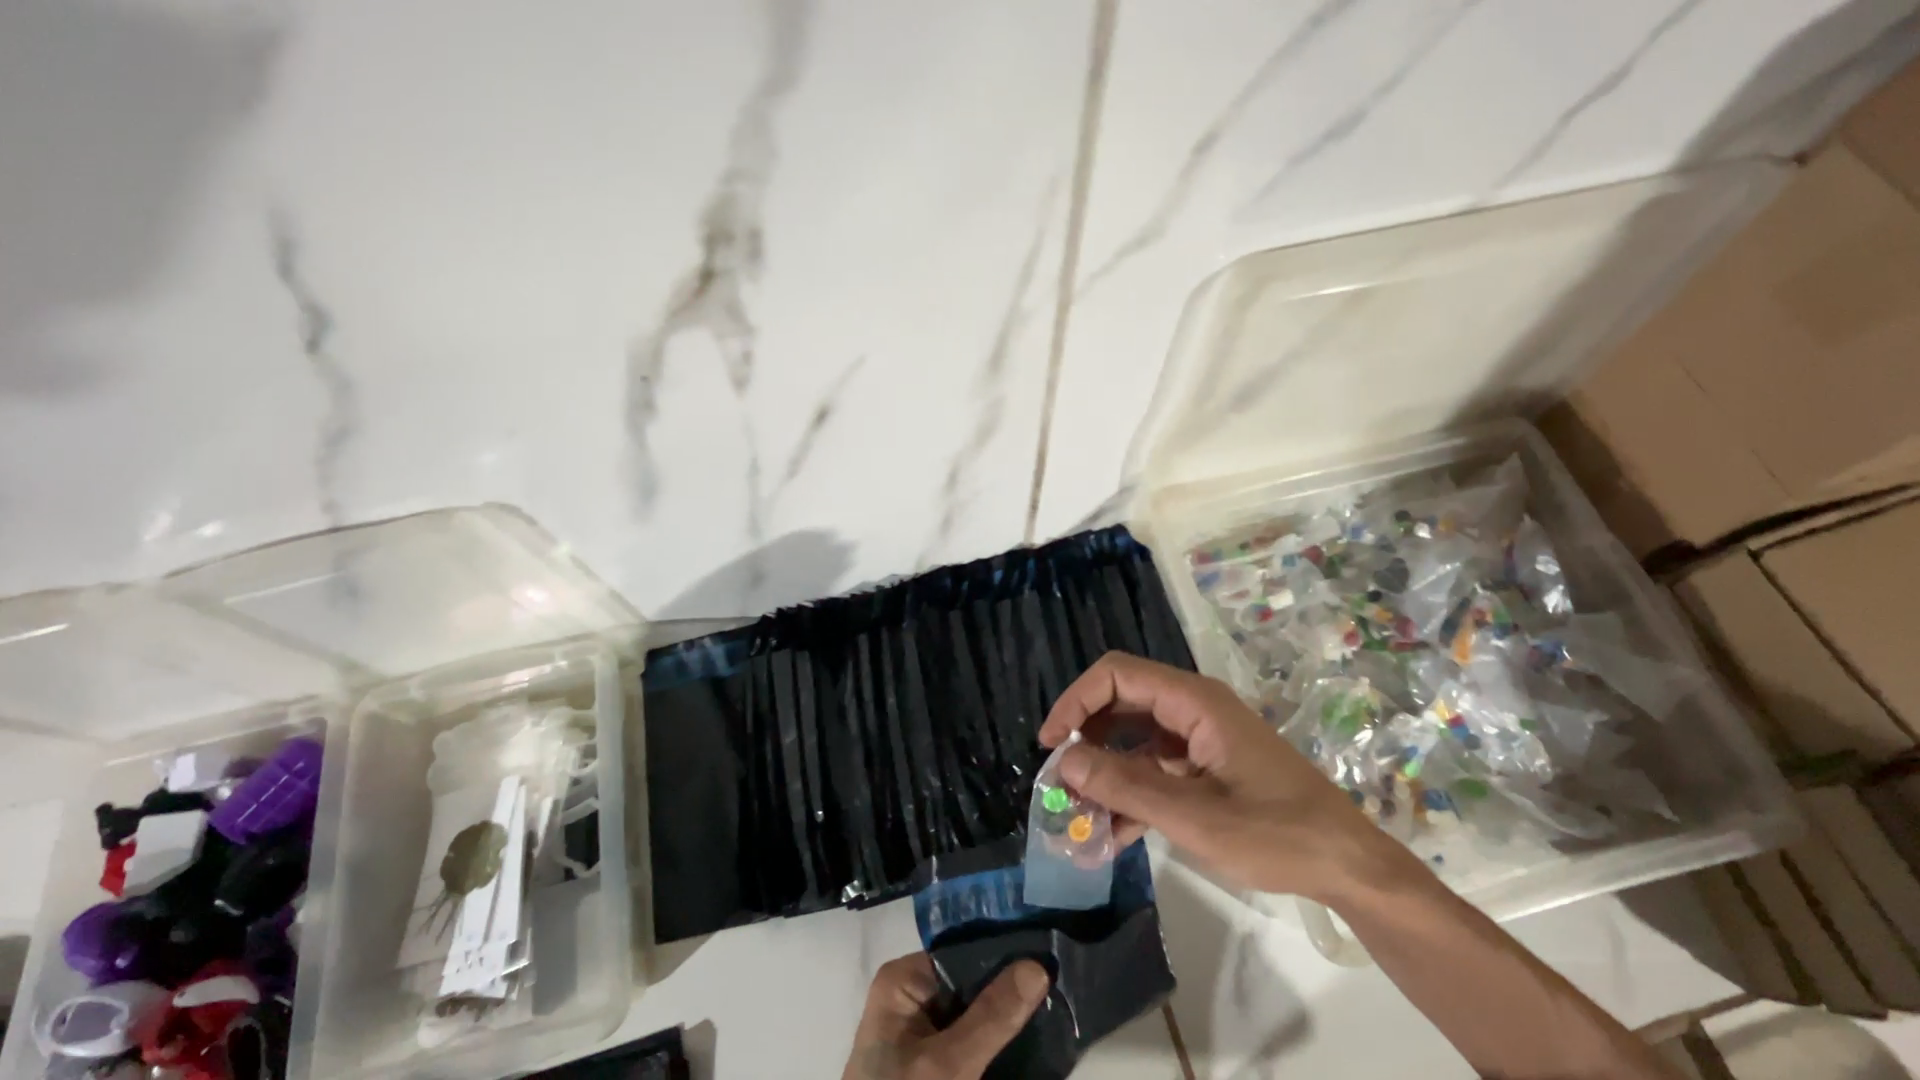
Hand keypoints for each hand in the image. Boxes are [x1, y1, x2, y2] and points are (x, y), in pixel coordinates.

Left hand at [842, 954, 1049, 1079]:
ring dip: (1009, 1021)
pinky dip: (996, 1044)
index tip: (1051, 963)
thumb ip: (992, 1017)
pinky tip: (1031, 1043)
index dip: (1008, 959)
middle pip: (973, 983)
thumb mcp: (948, 1064)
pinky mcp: (932, 1058)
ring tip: (1056, 1015)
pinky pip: (972, 1038)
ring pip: (977, 1013)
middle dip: (1012, 993)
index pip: (965, 954)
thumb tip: (1038, 965)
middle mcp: (912, 995)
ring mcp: (922, 1028)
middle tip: (1060, 993)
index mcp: (904, 980)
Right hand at [1039, 651, 1400, 901]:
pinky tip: (1112, 834)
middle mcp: (1196, 710)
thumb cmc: (1276, 834)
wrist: (1347, 864)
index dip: (1076, 702)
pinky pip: (1156, 767)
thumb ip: (1125, 785)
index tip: (1049, 745)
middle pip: (1122, 704)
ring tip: (1079, 815)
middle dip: (1085, 740)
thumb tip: (1063, 760)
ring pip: (1135, 739)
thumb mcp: (1193, 816)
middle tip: (1058, 784)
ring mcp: (1203, 738)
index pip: (1117, 675)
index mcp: (1196, 702)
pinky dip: (1131, 792)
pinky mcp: (1209, 767)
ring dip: (1104, 772)